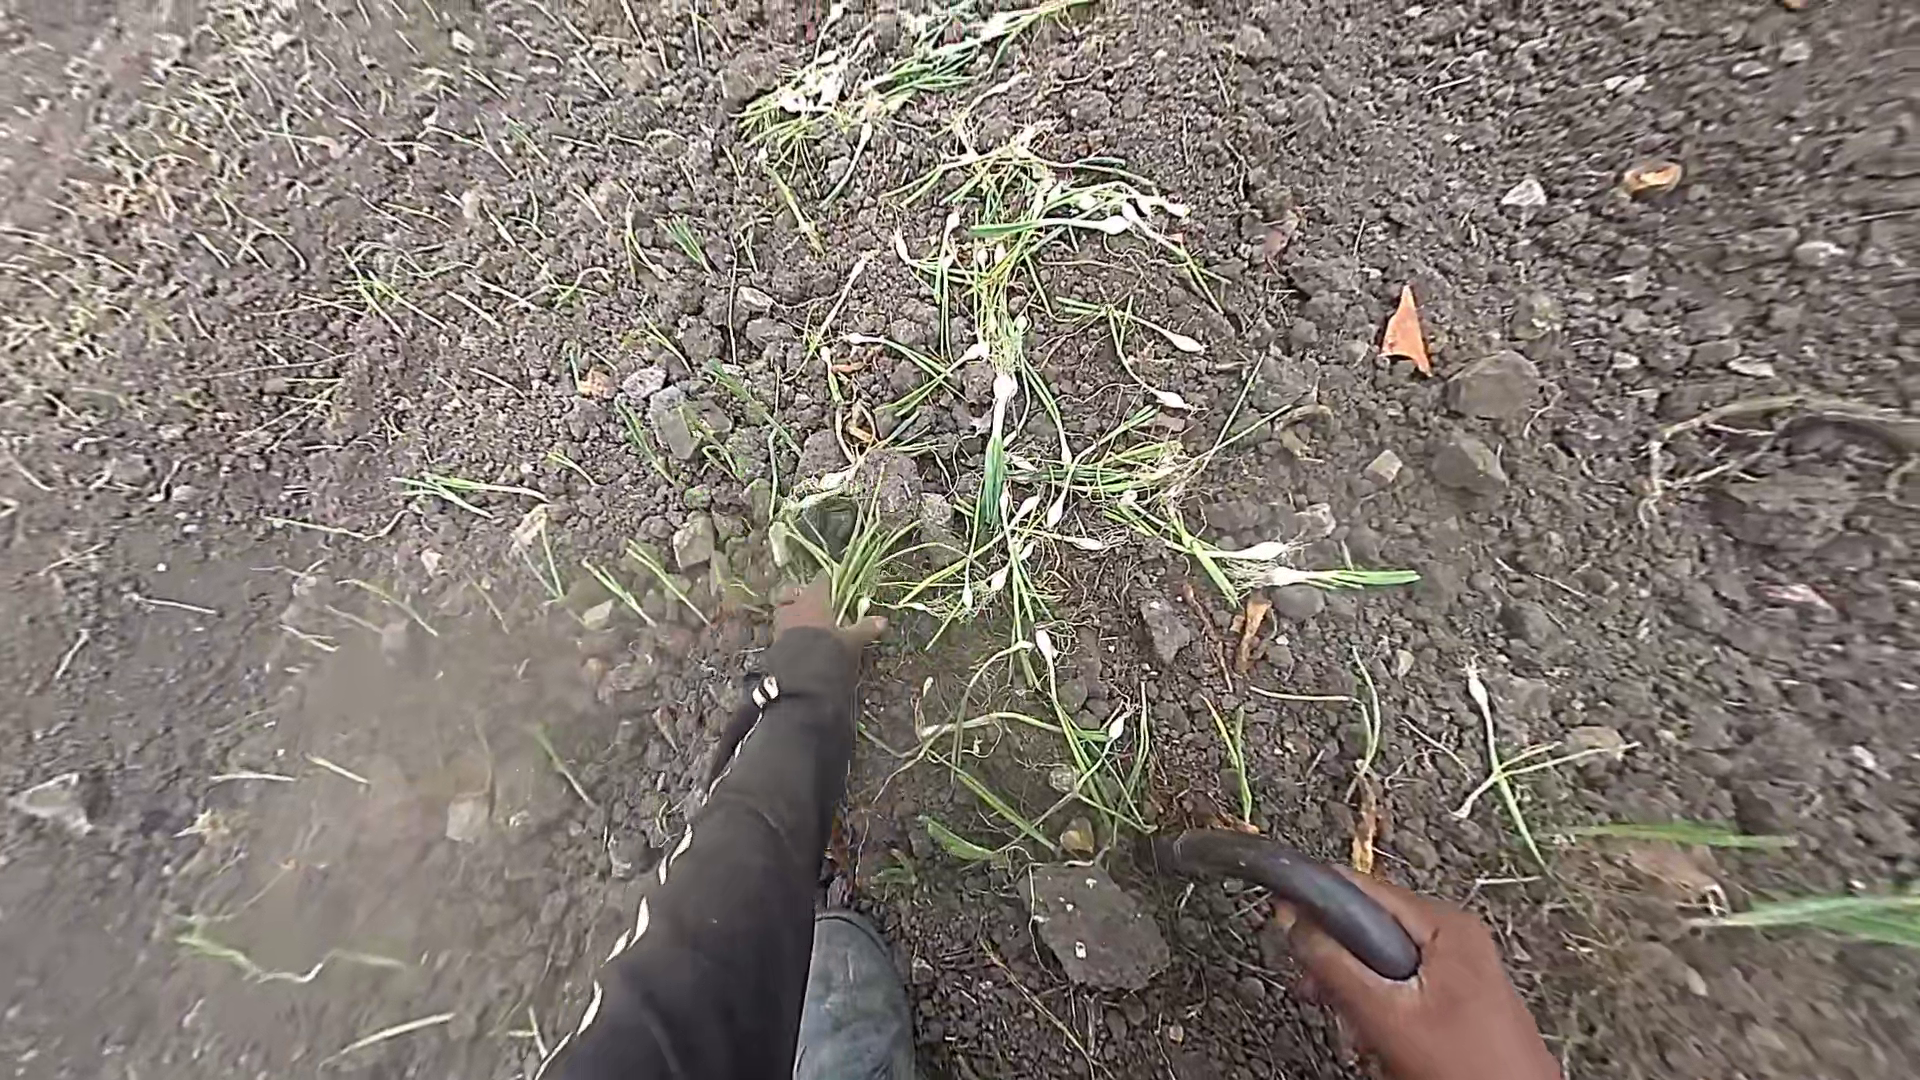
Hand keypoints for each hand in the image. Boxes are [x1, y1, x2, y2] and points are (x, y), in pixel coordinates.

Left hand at [773, 576, 885, 654]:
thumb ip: (865, 628)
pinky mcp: (775, 642)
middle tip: (824, 607)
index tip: (840, 587)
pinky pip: (784, 629)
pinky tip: (804, 643)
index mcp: (814, 599)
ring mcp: (781, 624)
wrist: (799, 680)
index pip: (822, 579)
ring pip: (787, 610)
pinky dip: (793, 632)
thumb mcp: (852, 641)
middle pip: (798, 592)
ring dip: (798, 615)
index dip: (832, 582)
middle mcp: (795, 606)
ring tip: (812, 626)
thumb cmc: (828, 650)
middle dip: (809, 598)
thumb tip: (882, 621)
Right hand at [1280, 872, 1559, 1079]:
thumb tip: (1290, 919)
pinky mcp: (1458, 992)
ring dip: (1351, 983)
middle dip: (1335, 956)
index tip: (1285, 923)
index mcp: (1445, 922)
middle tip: (1314, 986)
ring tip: (1340, 1013)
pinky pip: (1398, 978)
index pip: (1357, 886)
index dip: (1314, 903)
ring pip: (1378, 954)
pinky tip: (1367, 1027)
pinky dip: (1375, 998)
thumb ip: (1331, 961)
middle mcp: (1453, 932)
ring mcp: (1458, 963)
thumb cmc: (1466, 1074)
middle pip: (1365, 923)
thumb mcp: (1384, 1015)